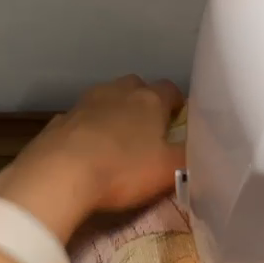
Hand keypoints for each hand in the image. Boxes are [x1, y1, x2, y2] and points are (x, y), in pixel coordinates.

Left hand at [0, 76, 185, 238]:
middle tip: (148, 132)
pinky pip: (80, 120)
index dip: (178, 105)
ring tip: (116, 142)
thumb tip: (204, 151)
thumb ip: (189, 159)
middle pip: (136, 87)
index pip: (171, 90)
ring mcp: (84, 103)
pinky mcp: (59, 121)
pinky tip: (86, 153)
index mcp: (149, 100)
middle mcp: (117, 92)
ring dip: (113, 114)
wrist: (59, 175)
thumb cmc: (123, 169)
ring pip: (106, 99)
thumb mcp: (169, 171)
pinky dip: (86, 131)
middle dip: (144, 104)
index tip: (179, 124)